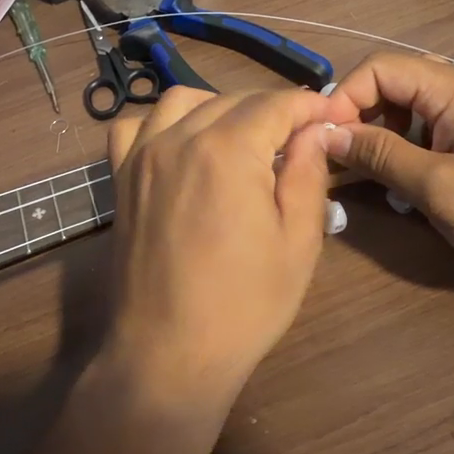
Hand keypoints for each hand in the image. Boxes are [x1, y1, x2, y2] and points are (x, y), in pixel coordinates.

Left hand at [104, 86, 333, 404]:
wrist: (168, 354)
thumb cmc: (243, 305)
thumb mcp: (297, 243)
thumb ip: (308, 174)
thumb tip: (315, 129)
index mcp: (228, 151)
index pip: (276, 104)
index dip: (310, 105)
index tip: (332, 114)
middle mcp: (179, 138)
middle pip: (234, 100)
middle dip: (272, 108)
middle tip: (299, 136)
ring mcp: (143, 155)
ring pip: (183, 101)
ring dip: (219, 106)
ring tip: (243, 137)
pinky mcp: (120, 177)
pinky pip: (134, 126)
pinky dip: (161, 123)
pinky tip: (182, 145)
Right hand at [318, 53, 453, 279]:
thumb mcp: (438, 187)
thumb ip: (380, 155)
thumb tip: (327, 135)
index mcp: (453, 87)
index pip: (379, 68)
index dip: (344, 97)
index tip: (325, 140)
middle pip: (390, 83)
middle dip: (356, 116)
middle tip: (333, 157)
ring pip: (405, 106)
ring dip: (376, 133)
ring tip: (355, 172)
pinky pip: (425, 127)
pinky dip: (400, 146)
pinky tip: (390, 178)